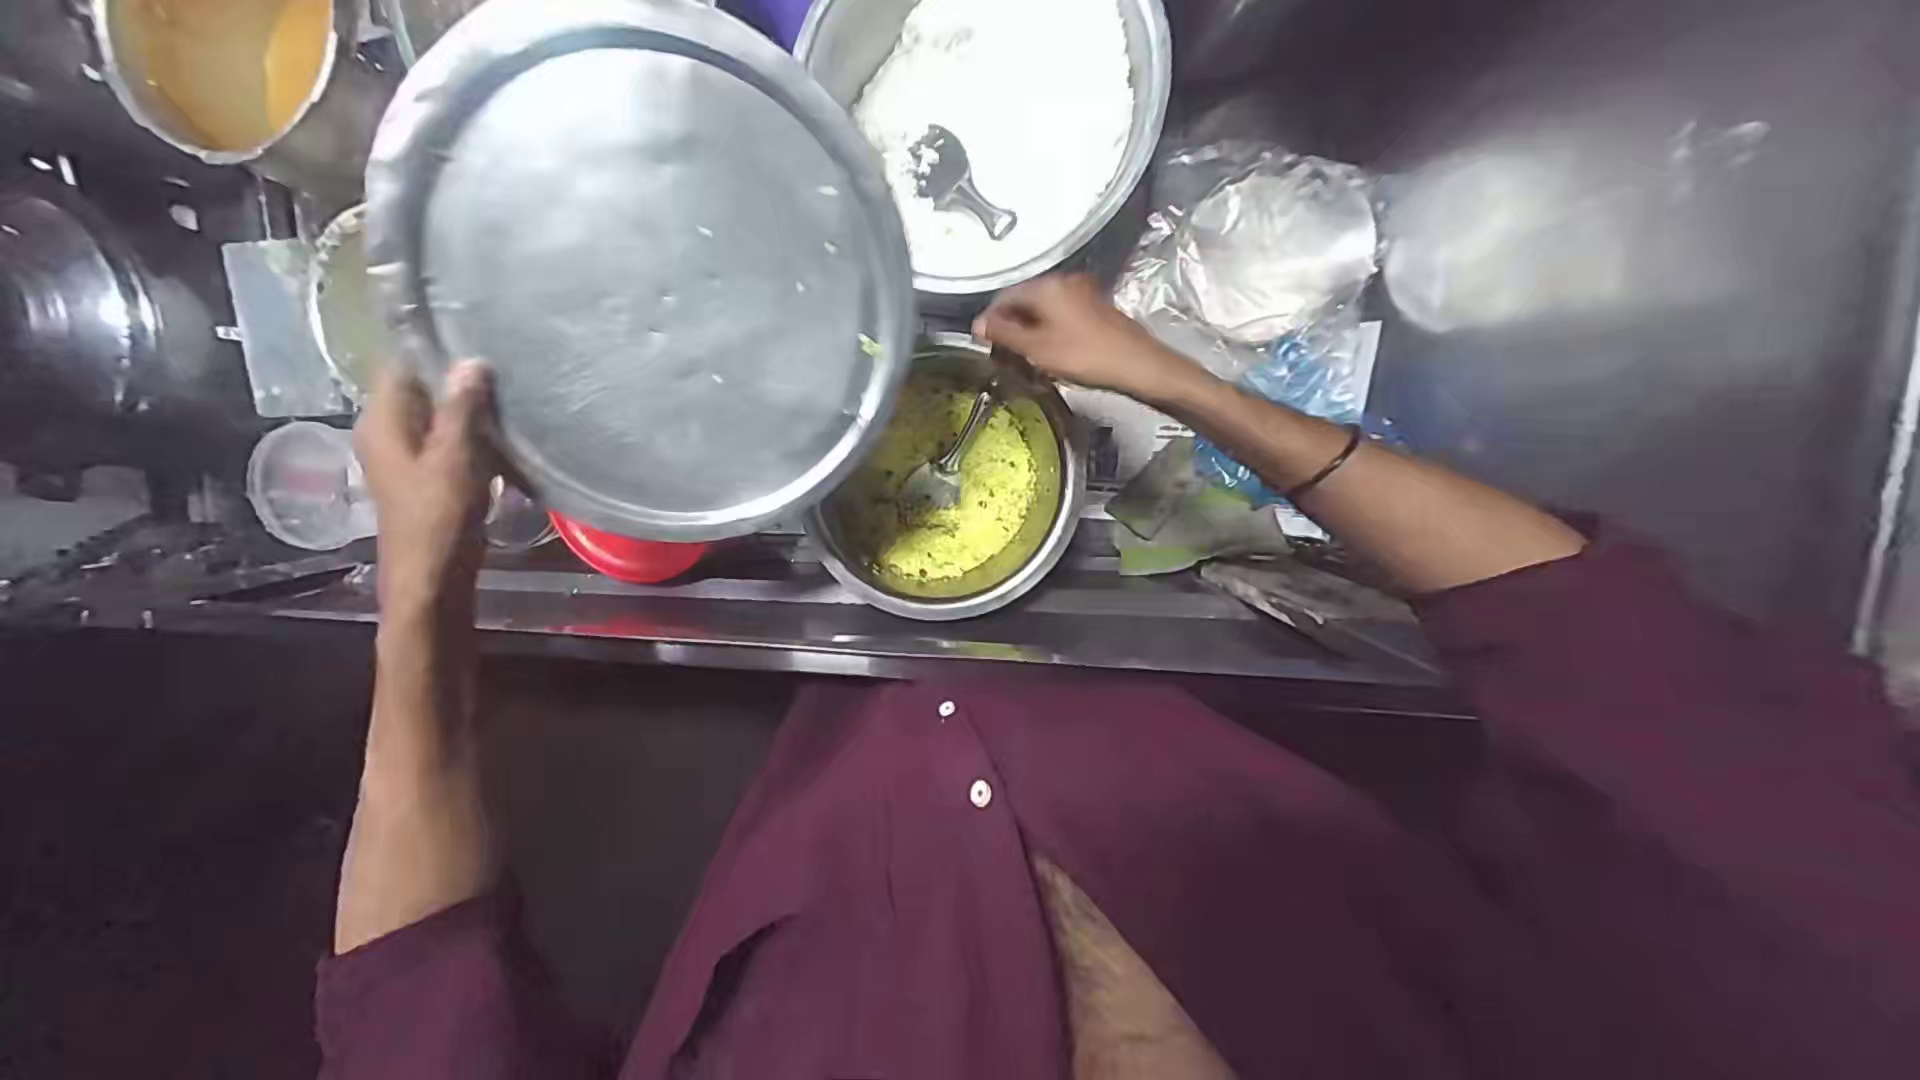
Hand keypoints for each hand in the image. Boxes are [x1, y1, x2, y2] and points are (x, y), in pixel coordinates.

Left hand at [355, 360, 495, 617]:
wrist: (433, 574)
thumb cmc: (438, 516)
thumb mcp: (454, 459)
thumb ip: (462, 410)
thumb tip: (472, 361)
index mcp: (380, 422)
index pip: (399, 366)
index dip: (432, 350)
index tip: (475, 336)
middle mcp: (387, 432)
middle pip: (422, 391)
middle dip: (459, 380)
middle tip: (507, 368)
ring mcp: (408, 455)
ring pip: (440, 417)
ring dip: (471, 410)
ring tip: (512, 397)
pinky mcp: (429, 475)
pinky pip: (451, 441)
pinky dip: (474, 435)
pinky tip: (505, 436)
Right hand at [972, 273, 1211, 404]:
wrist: (1137, 365)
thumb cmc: (1085, 356)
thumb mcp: (1037, 349)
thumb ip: (1004, 334)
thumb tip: (978, 324)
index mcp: (1047, 287)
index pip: (1005, 295)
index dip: (990, 318)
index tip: (982, 340)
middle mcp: (1065, 282)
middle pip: (1026, 299)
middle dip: (1010, 322)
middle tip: (1001, 350)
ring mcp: (1083, 293)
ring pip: (1044, 307)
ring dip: (1029, 327)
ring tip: (1023, 354)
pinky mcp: (1096, 307)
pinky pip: (1061, 313)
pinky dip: (1048, 329)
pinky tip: (1048, 350)